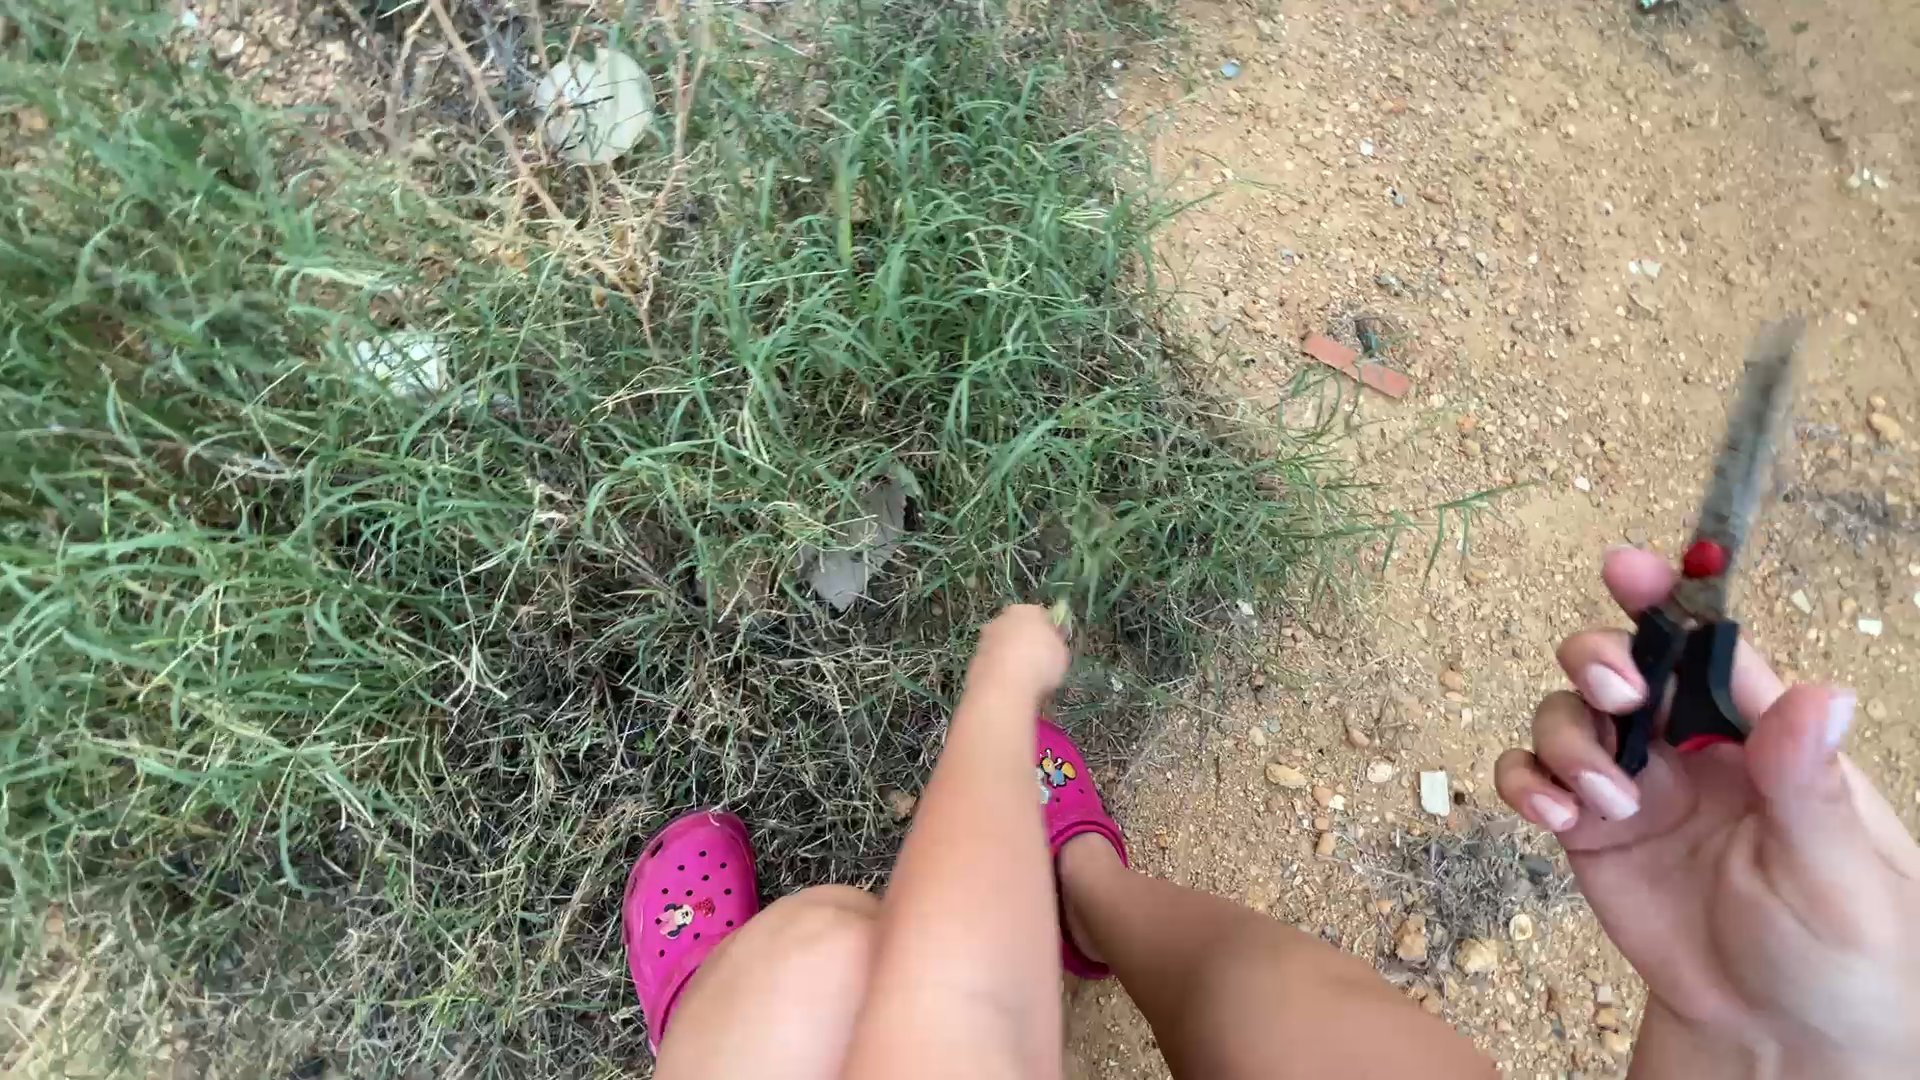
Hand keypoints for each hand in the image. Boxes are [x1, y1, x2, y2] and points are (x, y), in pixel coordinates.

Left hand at [966, 605, 1069, 708]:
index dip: (1048, 631)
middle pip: (1016, 628)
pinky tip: (1008, 687)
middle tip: (1038, 663)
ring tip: (1024, 680)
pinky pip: (992, 664)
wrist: (1003, 685)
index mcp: (1026, 610)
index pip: (1039, 615)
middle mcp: (1001, 619)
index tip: (1053, 648)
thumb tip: (1050, 644)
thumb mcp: (1061, 653)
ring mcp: (985, 639)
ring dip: (1009, 658)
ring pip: (1002, 646)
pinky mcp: (973, 660)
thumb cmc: (1040, 663)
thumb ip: (1055, 644)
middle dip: (1024, 642)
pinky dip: (999, 673)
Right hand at [1495, 548, 1919, 1075]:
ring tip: (1604, 805)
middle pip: (1608, 669)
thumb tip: (1817, 692)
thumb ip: (1809, 784)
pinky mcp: (1574, 818)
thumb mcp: (1843, 874)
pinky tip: (1557, 819)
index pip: (1706, 653)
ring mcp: (1621, 781)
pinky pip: (1524, 776)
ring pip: (1557, 716)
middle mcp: (1679, 747)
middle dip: (1595, 665)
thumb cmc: (1842, 954)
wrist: (1768, 1027)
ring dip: (1566, 747)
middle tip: (1612, 698)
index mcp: (1756, 742)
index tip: (1627, 565)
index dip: (1665, 603)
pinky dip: (1526, 787)